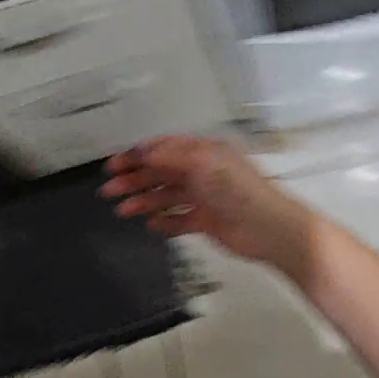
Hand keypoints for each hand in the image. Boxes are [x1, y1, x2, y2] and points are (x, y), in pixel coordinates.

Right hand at [102, 135, 320, 275]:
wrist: (269, 228)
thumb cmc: (240, 190)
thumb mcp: (203, 163)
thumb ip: (169, 156)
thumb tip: (142, 150)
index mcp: (204, 152)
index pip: (164, 150)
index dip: (137, 156)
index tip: (114, 165)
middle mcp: (203, 172)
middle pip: (161, 173)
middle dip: (134, 180)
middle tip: (109, 190)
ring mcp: (205, 198)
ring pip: (167, 197)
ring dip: (144, 201)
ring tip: (124, 210)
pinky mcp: (208, 222)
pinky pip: (180, 220)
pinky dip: (165, 222)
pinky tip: (152, 223)